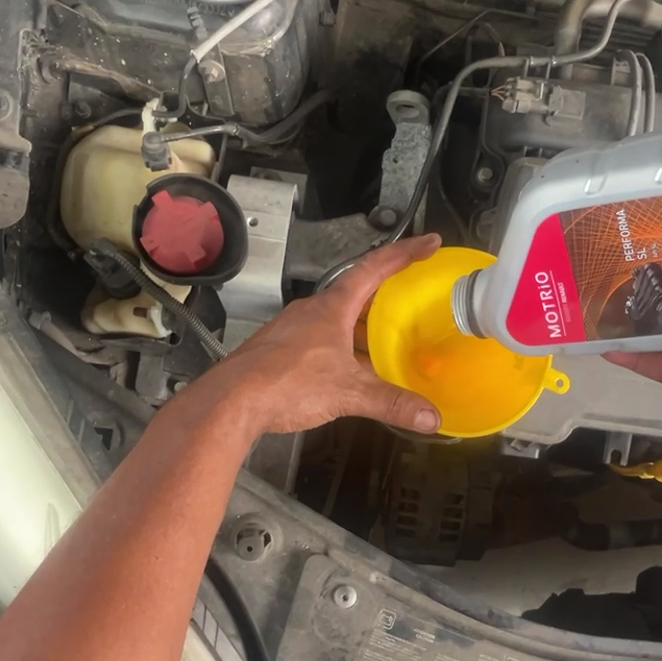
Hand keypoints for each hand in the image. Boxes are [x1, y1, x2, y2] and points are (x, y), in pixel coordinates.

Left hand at [186, 235, 444, 438]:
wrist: (231, 402)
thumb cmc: (283, 384)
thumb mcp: (348, 393)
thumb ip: (391, 403)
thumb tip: (429, 416)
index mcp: (332, 308)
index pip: (375, 268)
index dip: (405, 253)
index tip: (428, 243)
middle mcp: (311, 312)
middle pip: (356, 293)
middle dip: (386, 295)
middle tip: (411, 299)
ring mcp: (293, 331)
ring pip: (337, 320)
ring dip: (362, 327)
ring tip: (386, 342)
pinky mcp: (282, 352)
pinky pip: (321, 341)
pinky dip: (342, 349)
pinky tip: (350, 371)